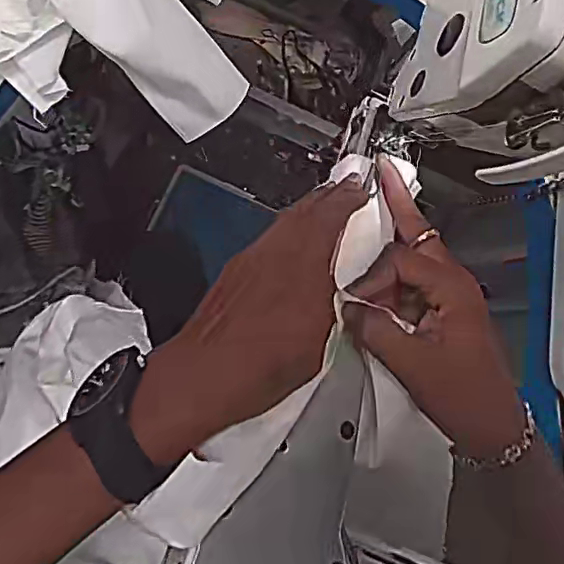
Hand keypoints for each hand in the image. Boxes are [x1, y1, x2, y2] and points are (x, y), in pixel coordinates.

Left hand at [133, 175, 367, 460]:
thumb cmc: (258, 363)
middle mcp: (277, 250)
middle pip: (306, 209)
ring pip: (286, 221)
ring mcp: (252, 258)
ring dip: (308, 212)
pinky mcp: (236, 271)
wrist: (202, 375)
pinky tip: (293, 248)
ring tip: (324, 212)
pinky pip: (269, 238)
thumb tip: (346, 294)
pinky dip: (287, 233)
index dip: (349, 197)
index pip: (332, 212)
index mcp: (304, 259)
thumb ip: (337, 303)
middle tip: (346, 188)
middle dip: (329, 196)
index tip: (361, 188)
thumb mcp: (323, 339)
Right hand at [342, 159, 528, 458]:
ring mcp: (449, 296)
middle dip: (397, 205)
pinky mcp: (443, 312)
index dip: (371, 277)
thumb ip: (376, 330)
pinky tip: (375, 294)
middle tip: (382, 174)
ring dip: (388, 253)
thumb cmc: (468, 397)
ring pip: (413, 259)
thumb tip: (349, 308)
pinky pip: (412, 284)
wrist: (493, 427)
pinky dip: (391, 283)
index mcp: (452, 287)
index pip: (401, 260)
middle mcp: (453, 283)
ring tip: (369, 226)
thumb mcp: (414, 364)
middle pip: (418, 236)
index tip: (351, 296)